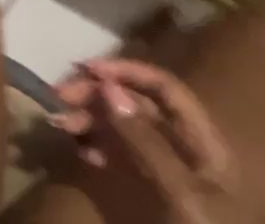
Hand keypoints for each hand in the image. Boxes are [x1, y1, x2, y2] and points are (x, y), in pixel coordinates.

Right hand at [50, 59, 264, 223]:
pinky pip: (124, 158)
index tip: (84, 69)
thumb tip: (107, 86)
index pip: (164, 89)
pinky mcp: (157, 196)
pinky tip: (82, 154)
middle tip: (58, 97)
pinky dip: (100, 149)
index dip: (126, 72)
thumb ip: (145, 141)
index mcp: (206, 143)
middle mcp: (188, 150)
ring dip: (92, 121)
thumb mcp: (181, 194)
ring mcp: (172, 174)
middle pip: (139, 106)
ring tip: (61, 125)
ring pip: (127, 130)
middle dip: (98, 96)